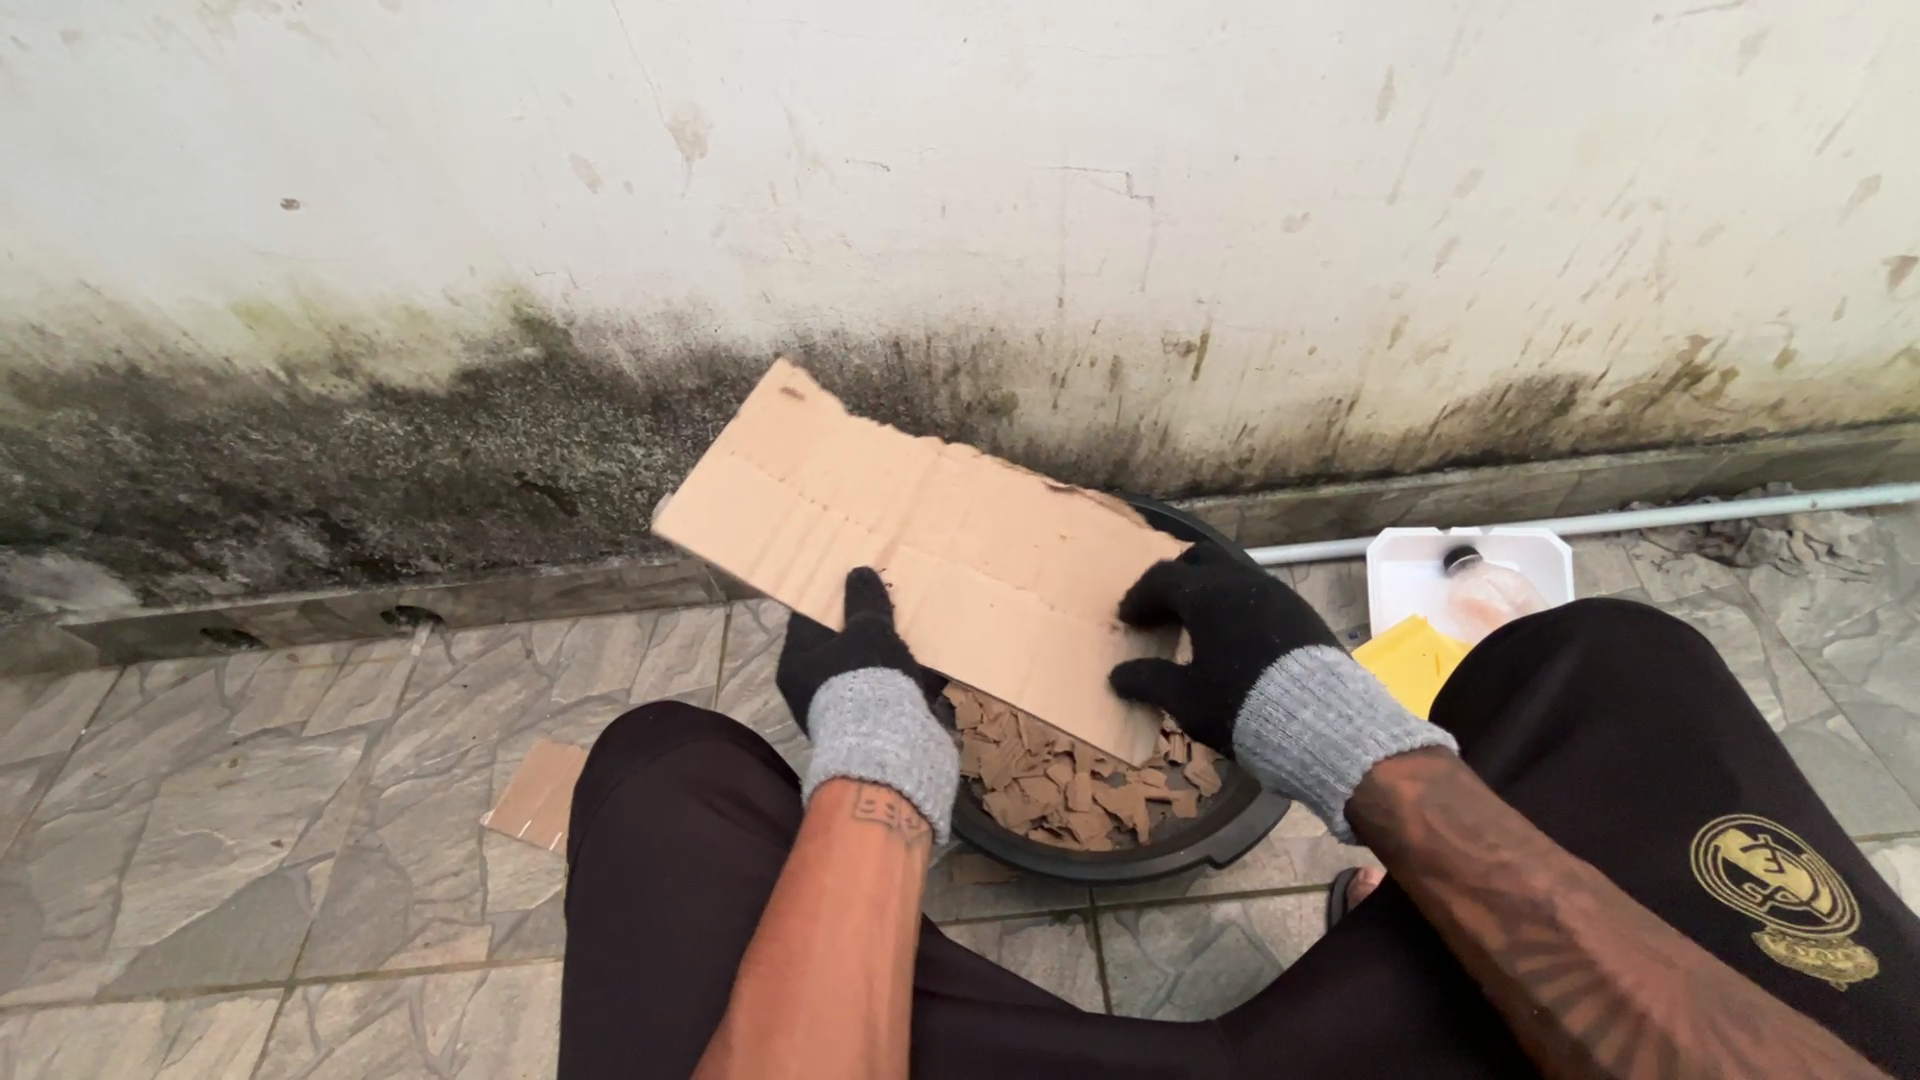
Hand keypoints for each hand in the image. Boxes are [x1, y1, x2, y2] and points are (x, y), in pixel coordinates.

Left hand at [776, 567, 924, 731]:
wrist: (884, 745)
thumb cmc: (864, 677)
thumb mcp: (868, 629)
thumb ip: (864, 601)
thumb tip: (858, 572)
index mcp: (795, 660)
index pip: (806, 619)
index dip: (829, 600)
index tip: (852, 588)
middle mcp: (802, 689)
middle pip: (829, 647)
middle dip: (855, 631)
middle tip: (879, 613)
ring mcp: (827, 713)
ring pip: (850, 673)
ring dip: (872, 659)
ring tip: (899, 641)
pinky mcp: (854, 731)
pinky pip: (868, 696)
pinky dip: (884, 684)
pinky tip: (908, 674)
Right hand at [1107, 543, 1338, 753]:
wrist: (1322, 725)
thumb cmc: (1241, 705)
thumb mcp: (1185, 699)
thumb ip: (1148, 681)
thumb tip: (1118, 675)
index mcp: (1208, 596)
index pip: (1162, 578)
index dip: (1139, 596)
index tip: (1127, 619)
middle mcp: (1242, 583)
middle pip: (1200, 559)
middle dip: (1175, 579)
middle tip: (1161, 608)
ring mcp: (1278, 594)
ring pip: (1233, 573)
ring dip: (1209, 591)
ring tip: (1198, 624)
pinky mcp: (1303, 612)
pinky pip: (1259, 594)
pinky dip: (1236, 604)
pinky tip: (1235, 637)